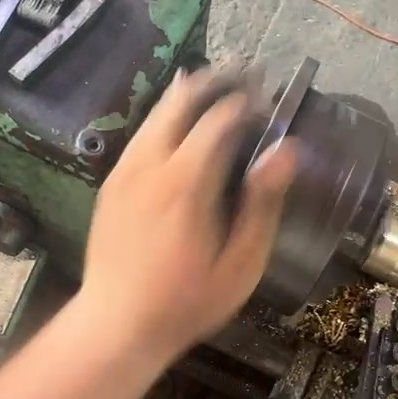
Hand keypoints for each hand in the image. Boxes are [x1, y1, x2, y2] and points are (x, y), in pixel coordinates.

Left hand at [70, 63, 297, 360]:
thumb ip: (262, 204)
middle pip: (182, 99)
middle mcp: (149, 164)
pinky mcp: (111, 184)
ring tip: (218, 85)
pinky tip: (179, 122)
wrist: (116, 324)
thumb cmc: (186, 302)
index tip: (269, 98)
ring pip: (157, 112)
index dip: (248, 100)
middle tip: (246, 74)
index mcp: (186, 182)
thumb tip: (286, 151)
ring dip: (189, 93)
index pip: (220, 117)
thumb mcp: (239, 264)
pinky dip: (166, 117)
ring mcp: (124, 171)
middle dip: (217, 80)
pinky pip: (141, 134)